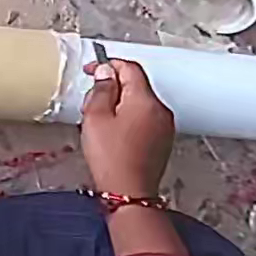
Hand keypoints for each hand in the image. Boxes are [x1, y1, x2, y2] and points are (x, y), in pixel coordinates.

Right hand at [79, 57, 174, 196]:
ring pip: (140, 101)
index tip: (92, 69)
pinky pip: (145, 117)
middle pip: (136, 85)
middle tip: (91, 99)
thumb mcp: (95, 117)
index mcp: (144, 100)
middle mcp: (160, 109)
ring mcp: (164, 125)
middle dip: (113, 85)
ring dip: (120, 101)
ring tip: (99, 118)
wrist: (128, 191)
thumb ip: (101, 90)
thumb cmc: (110, 156)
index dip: (109, 64)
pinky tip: (112, 131)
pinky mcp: (162, 139)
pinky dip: (128, 116)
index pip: (130, 68)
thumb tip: (106, 73)